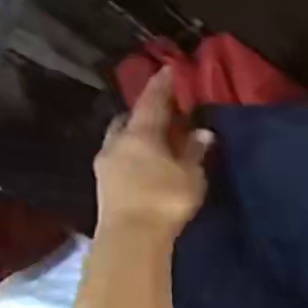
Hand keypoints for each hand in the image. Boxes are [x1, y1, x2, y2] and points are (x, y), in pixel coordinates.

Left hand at [94, 68, 211, 239]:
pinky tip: (146, 163)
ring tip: (156, 140)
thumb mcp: (190, 174)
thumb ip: (195, 151)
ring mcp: (106, 165)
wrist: (130, 238)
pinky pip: (120, 159)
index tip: (168, 69)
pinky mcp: (105, 186)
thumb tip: (202, 132)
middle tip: (163, 112)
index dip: (162, 85)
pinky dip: (133, 154)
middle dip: (145, 113)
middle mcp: (118, 143)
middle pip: (130, 119)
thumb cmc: (165, 199)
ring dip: (137, 136)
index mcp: (140, 133)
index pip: (152, 101)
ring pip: (122, 140)